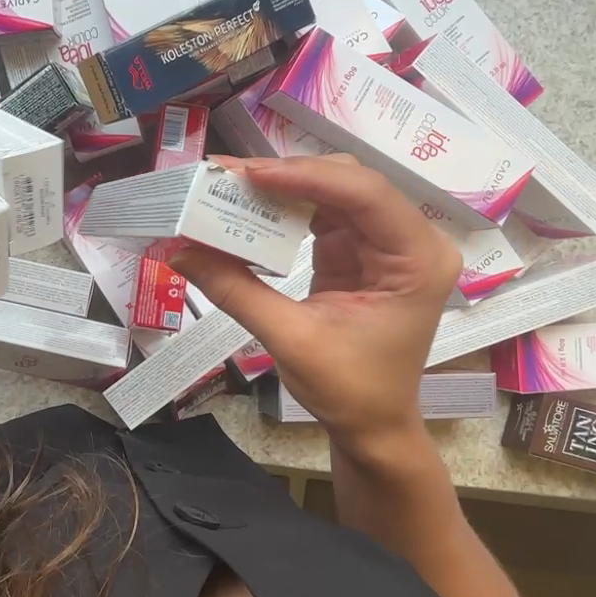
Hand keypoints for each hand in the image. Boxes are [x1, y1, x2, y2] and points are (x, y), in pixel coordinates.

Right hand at [169, 155, 459, 453]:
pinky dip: (286, 209)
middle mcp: (412, 240)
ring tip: (231, 185)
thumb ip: (236, 290)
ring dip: (283, 188)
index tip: (248, 173)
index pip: (365, 196)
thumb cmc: (348, 388)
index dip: (305, 177)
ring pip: (334, 192)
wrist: (372, 423)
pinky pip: (324, 214)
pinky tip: (252, 205)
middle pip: (350, 184)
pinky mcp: (362, 251)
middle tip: (228, 175)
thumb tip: (179, 251)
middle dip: (289, 175)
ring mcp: (388, 243)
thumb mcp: (289, 339)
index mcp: (416, 260)